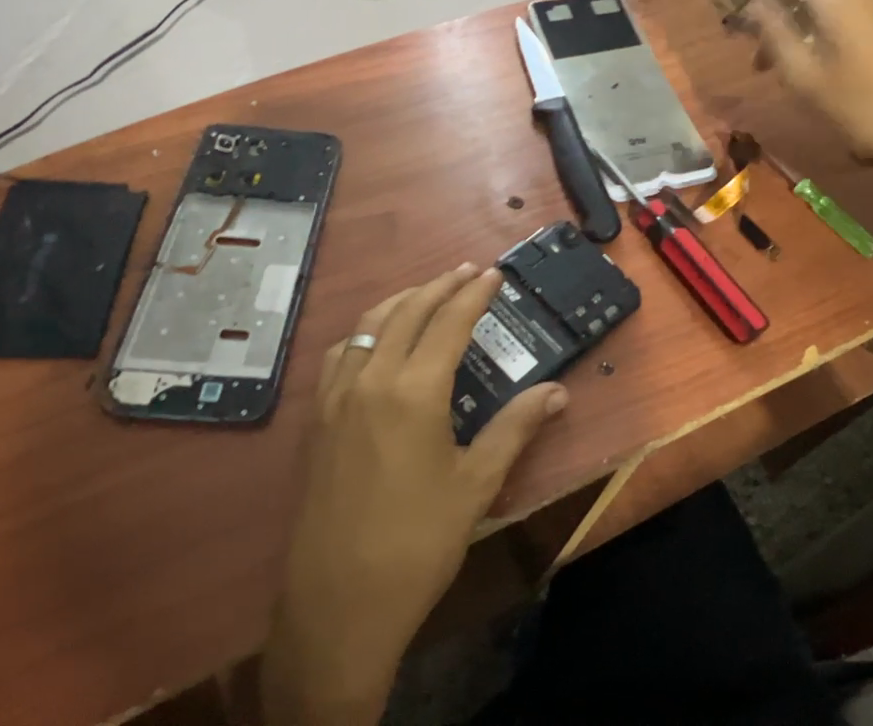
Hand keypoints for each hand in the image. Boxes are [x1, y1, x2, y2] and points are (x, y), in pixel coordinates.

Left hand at [262, 263, 568, 725]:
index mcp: (414, 391)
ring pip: (367, 327)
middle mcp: (370, 380)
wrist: (341, 600)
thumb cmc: (419, 542)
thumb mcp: (477, 485)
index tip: (493, 275)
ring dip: (400, 303)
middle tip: (466, 273)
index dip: (474, 295)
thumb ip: (515, 429)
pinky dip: (365, 333)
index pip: (448, 323)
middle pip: (405, 313)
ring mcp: (336, 398)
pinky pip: (340, 355)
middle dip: (438, 287)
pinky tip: (376, 344)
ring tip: (426, 294)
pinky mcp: (317, 421)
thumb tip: (555, 393)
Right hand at [747, 0, 872, 181]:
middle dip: (769, 4)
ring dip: (788, 24)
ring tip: (766, 64)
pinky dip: (812, 32)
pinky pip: (838, 17)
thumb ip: (773, 33)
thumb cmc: (864, 107)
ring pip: (819, 2)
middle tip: (742, 37)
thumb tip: (749, 4)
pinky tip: (802, 67)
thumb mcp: (806, 76)